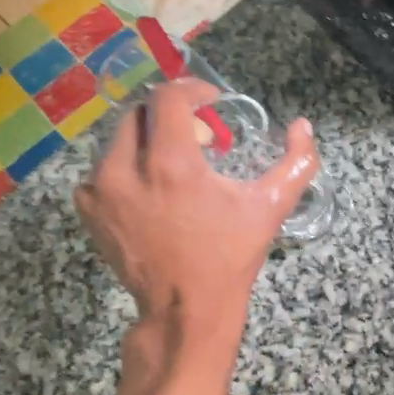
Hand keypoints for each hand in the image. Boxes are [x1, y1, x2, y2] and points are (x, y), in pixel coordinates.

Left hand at [75, 78, 319, 326]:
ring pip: (119, 139)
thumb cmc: (232, 254)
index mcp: (171, 164)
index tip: (211, 99)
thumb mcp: (272, 206)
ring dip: (150, 140)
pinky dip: (128, 167)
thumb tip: (303, 126)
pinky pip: (103, 169)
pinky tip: (153, 189)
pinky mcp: (89, 209)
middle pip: (140, 113)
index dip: (192, 89)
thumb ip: (297, 162)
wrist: (185, 305)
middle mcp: (125, 168)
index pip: (168, 98)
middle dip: (173, 116)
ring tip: (178, 164)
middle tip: (202, 137)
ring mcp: (101, 190)